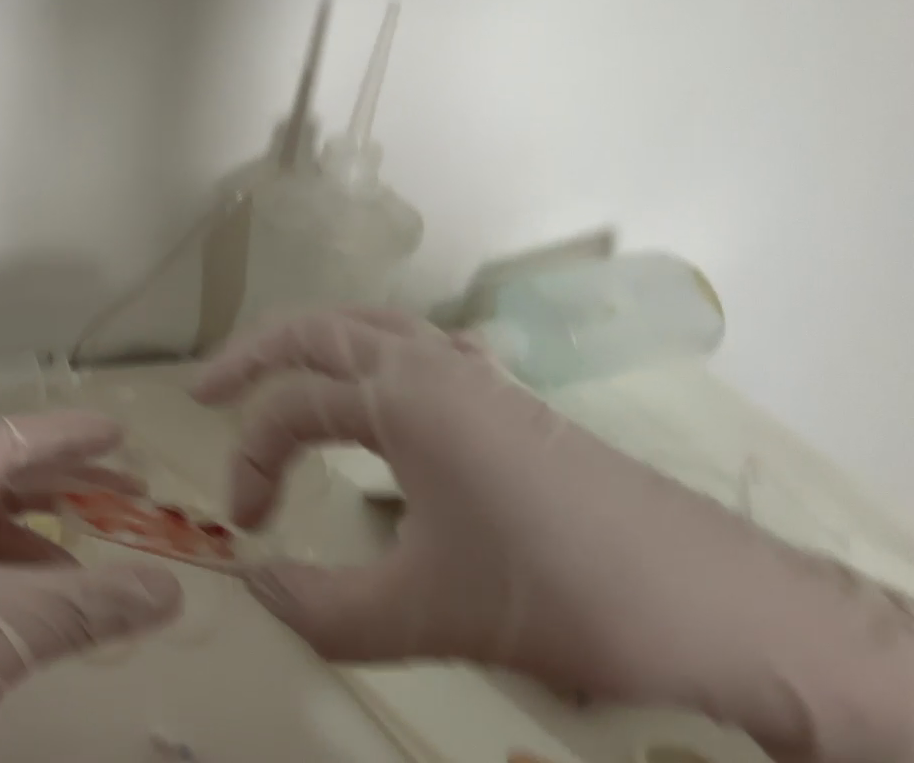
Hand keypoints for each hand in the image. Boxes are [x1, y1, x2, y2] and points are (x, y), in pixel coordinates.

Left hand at [0, 411, 182, 762]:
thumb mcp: (1, 631)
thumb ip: (89, 605)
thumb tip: (172, 589)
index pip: (3, 443)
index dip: (65, 434)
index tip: (121, 433)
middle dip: (63, 481)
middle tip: (128, 485)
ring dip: (43, 531)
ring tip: (96, 545)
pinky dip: (16, 573)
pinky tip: (50, 598)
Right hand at [195, 308, 913, 762]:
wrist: (736, 616)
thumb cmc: (563, 594)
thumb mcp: (425, 613)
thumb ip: (322, 607)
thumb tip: (254, 585)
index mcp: (405, 396)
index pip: (291, 411)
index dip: (251, 463)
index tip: (248, 526)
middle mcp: (436, 367)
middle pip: (319, 329)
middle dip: (253, 355)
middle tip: (207, 389)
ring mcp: (481, 380)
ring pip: (376, 328)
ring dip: (317, 346)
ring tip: (280, 375)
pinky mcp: (513, 406)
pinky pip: (429, 351)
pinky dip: (385, 356)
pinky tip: (394, 391)